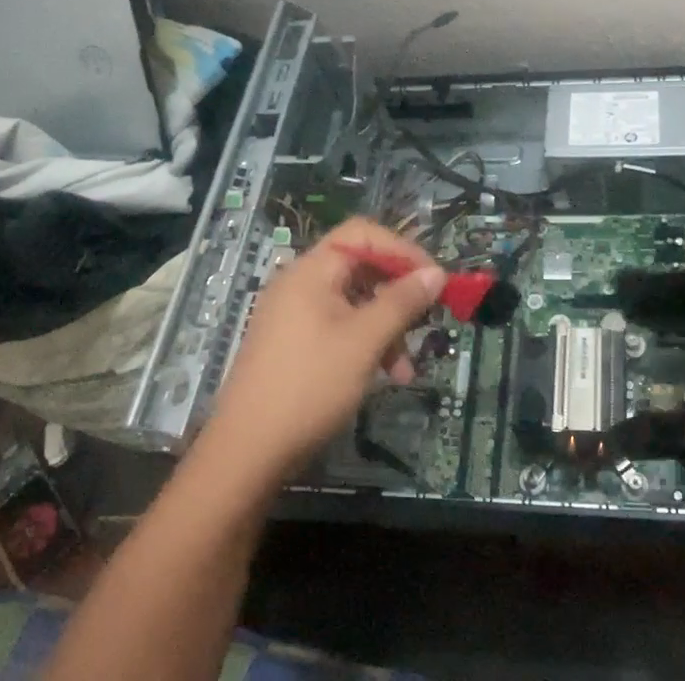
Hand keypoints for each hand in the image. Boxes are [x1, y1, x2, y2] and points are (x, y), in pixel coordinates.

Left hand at [201, 218, 443, 476]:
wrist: (248, 450)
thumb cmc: (310, 385)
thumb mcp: (365, 341)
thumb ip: (402, 302)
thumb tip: (436, 272)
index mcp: (311, 271)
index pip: (362, 234)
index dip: (402, 250)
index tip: (433, 280)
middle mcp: (299, 285)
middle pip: (361, 269)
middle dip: (398, 296)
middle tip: (426, 324)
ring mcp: (293, 316)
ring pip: (354, 304)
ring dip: (387, 329)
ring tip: (405, 371)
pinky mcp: (293, 346)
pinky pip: (339, 329)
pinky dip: (365, 345)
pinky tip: (383, 377)